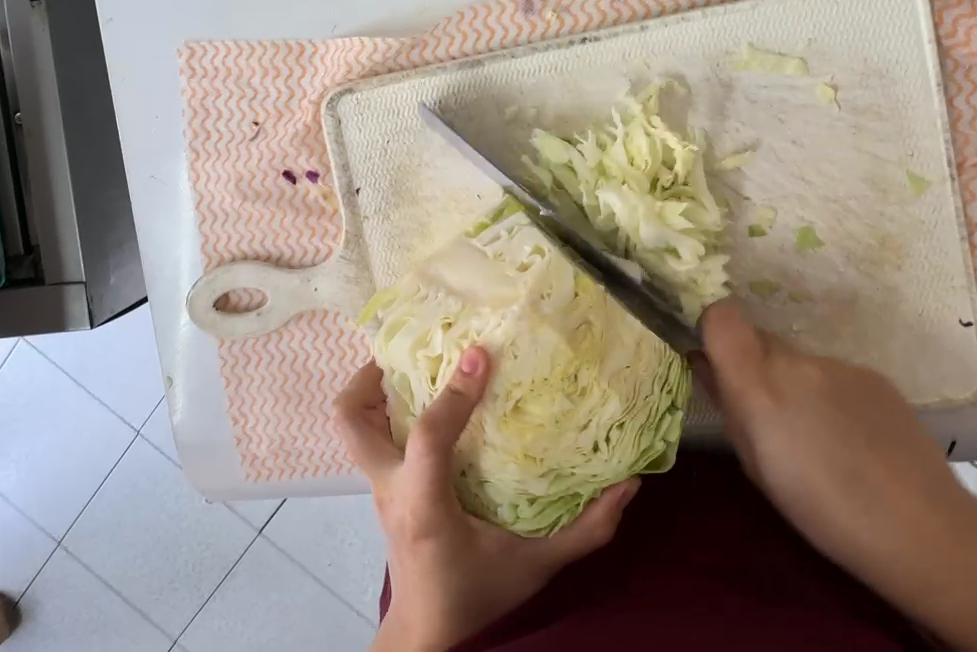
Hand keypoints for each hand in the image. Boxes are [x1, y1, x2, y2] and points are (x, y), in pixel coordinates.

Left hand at [337, 348, 639, 651]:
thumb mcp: (537, 567)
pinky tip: (419, 403)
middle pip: (350, 419)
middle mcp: (391, 488)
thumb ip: (585, 530)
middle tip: (412, 353)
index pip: (428, 436)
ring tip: (410, 368)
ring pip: (348, 425)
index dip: (454, 393)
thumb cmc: (477, 594)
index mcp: (425, 503)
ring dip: (370, 390)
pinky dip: (380, 411)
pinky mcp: (380, 489)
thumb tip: (628, 484)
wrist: (428, 630)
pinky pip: (365, 438)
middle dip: (370, 376)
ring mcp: (378, 488)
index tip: (480, 356)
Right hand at [691, 300, 976, 582]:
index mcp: (758, 385)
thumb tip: (706, 367)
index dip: (713, 329)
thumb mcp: (754, 465)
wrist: (923, 529)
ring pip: (799, 363)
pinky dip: (832, 398)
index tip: (714, 357)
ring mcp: (840, 366)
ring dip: (796, 386)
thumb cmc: (820, 511)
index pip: (721, 317)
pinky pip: (835, 376)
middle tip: (767, 414)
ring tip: (819, 438)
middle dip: (754, 366)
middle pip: (759, 340)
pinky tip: (853, 440)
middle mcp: (796, 362)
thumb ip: (728, 407)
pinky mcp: (876, 377)